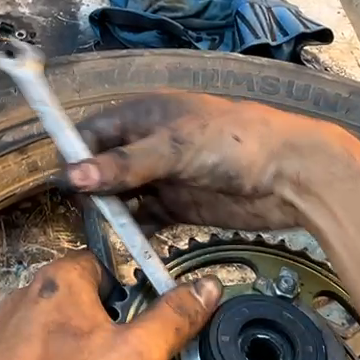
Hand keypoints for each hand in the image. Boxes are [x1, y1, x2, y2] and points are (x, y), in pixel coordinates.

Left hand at [0, 252, 223, 359]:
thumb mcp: (137, 358)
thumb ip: (173, 318)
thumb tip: (205, 288)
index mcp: (58, 281)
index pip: (102, 262)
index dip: (128, 291)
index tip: (142, 323)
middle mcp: (20, 299)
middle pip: (75, 300)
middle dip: (101, 328)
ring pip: (47, 335)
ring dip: (69, 355)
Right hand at [68, 93, 359, 230]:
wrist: (292, 174)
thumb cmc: (234, 143)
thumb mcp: (174, 148)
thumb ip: (124, 165)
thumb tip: (72, 177)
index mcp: (143, 116)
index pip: (93, 134)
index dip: (76, 156)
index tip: (67, 185)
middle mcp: (148, 145)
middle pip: (102, 168)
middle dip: (92, 189)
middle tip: (89, 214)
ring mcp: (163, 177)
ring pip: (121, 196)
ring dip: (111, 213)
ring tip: (107, 232)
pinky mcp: (179, 206)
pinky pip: (145, 220)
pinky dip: (135, 231)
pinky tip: (130, 242)